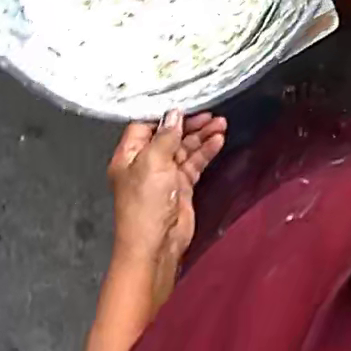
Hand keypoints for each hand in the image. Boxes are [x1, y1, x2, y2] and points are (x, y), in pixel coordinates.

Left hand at [106, 110, 226, 296]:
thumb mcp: (153, 163)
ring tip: (220, 123)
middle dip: (188, 123)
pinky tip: (218, 140)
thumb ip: (166, 136)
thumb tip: (174, 114)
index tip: (184, 102)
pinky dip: (205, 151)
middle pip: (168, 134)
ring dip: (201, 135)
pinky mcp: (180, 186)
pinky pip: (193, 163)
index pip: (146, 124)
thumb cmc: (145, 206)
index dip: (165, 113)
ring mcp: (164, 174)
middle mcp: (145, 162)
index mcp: (129, 154)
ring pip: (184, 147)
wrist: (156, 248)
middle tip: (209, 112)